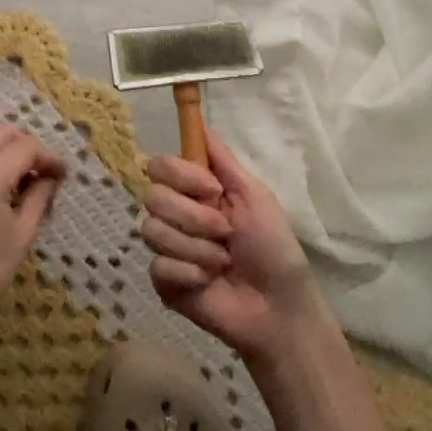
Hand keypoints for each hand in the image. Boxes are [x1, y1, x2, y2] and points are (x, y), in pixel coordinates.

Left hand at [0, 126, 65, 355]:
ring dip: (5, 154)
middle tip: (43, 174)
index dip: (48, 157)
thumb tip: (52, 175)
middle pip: (2, 134)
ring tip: (21, 186)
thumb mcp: (22, 233)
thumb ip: (40, 195)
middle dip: (26, 148)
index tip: (63, 174)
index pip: (25, 147)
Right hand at [141, 130, 315, 365]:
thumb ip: (223, 160)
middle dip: (194, 217)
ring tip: (222, 262)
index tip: (213, 190)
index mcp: (194, 192)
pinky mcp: (163, 281)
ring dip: (197, 248)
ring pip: (153, 231)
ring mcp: (166, 248)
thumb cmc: (273, 248)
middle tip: (225, 232)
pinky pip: (159, 266)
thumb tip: (200, 123)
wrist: (279, 307)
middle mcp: (175, 215)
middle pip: (152, 196)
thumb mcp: (254, 196)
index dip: (181, 176)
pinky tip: (208, 281)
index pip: (159, 166)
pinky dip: (189, 272)